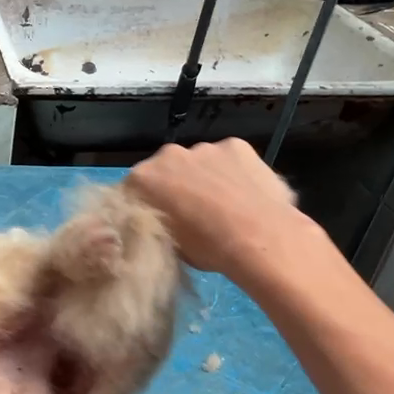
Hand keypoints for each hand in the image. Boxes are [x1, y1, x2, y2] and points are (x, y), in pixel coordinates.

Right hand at [127, 139, 304, 278]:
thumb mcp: (168, 245)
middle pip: (166, 169)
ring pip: (199, 162)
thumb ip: (158, 224)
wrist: (258, 237)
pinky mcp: (236, 144)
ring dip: (205, 177)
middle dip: (176, 186)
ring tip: (225, 205)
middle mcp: (168, 154)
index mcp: (143, 179)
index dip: (147, 204)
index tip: (160, 220)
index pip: (135, 188)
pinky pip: (227, 158)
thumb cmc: (206, 248)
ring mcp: (204, 147)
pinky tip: (244, 192)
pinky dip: (232, 171)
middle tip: (193, 213)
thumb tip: (163, 222)